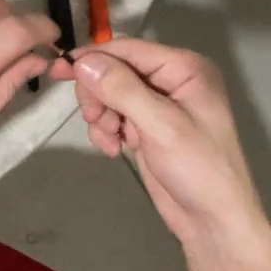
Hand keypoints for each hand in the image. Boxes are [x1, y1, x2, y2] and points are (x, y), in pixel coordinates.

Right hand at [49, 38, 265, 252]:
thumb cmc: (198, 168)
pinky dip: (107, 131)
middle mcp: (172, 80)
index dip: (93, 58)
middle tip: (95, 120)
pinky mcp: (149, 129)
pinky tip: (113, 150)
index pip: (128, 50)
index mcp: (184, 68)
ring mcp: (160, 105)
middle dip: (99, 94)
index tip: (57, 71)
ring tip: (109, 140)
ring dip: (102, 116)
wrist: (213, 221)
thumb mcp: (160, 125)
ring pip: (110, 95)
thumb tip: (84, 62)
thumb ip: (121, 90)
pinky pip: (115, 117)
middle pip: (115, 70)